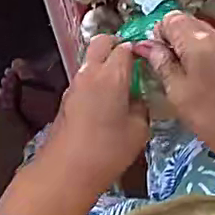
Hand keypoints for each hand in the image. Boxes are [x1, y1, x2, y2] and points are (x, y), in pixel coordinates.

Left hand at [36, 35, 149, 192]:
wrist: (65, 172)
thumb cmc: (107, 151)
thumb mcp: (139, 130)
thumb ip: (142, 107)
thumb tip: (138, 99)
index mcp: (112, 74)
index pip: (126, 47)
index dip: (139, 50)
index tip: (149, 61)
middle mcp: (91, 73)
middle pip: (102, 42)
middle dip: (117, 46)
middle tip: (132, 64)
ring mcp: (74, 85)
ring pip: (91, 61)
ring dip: (105, 65)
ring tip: (121, 87)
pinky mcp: (66, 99)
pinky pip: (85, 80)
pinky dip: (96, 82)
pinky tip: (106, 105)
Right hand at [134, 11, 214, 159]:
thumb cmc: (209, 116)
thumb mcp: (177, 92)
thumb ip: (161, 63)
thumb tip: (145, 45)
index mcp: (198, 41)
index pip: (171, 18)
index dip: (158, 34)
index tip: (156, 57)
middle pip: (187, 22)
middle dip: (172, 39)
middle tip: (167, 68)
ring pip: (201, 33)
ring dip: (187, 46)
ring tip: (184, 75)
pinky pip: (214, 44)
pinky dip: (203, 53)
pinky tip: (201, 77)